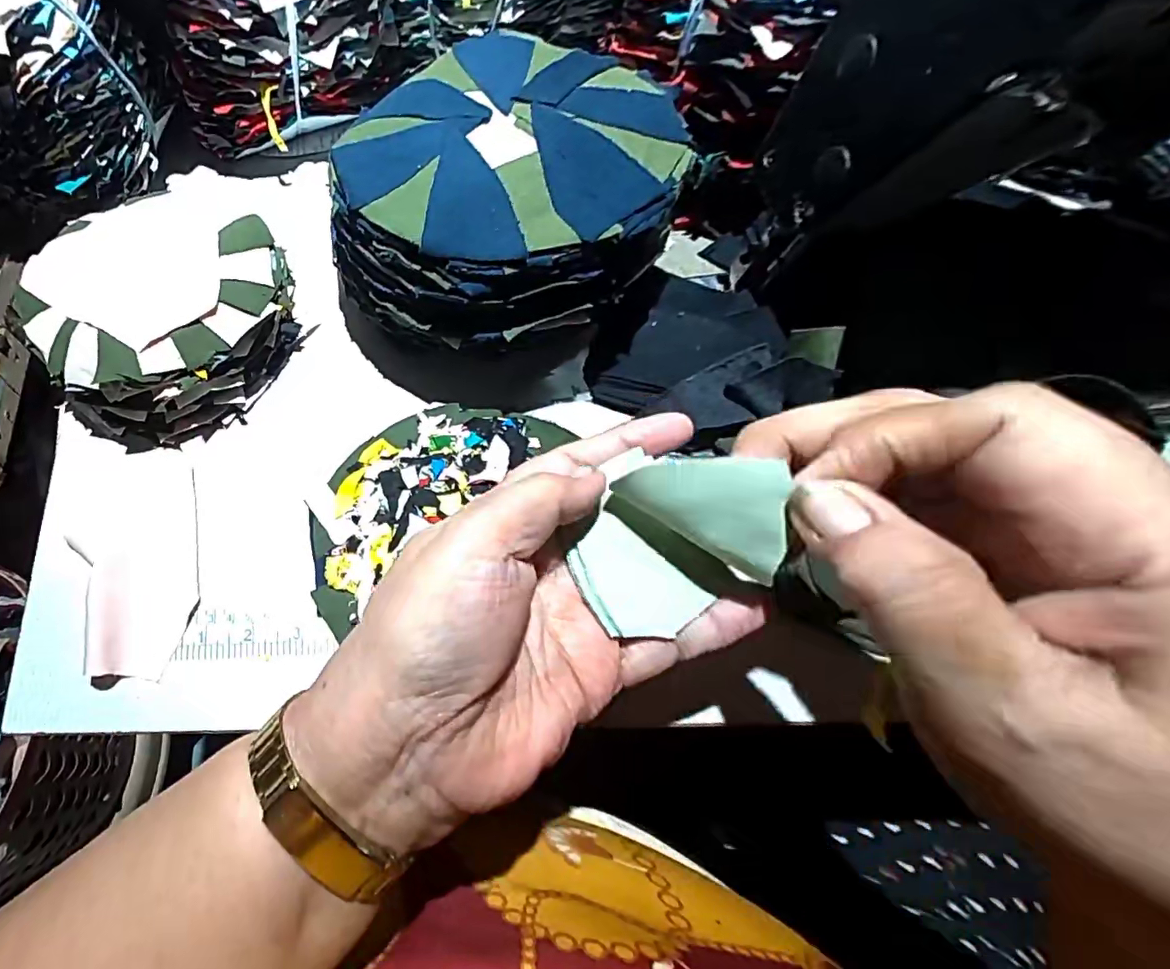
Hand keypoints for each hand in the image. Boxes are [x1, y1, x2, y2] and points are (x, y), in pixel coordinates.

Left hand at [284, 412, 767, 855]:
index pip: (573, 471)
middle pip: (619, 521)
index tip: (676, 427)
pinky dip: (704, 625)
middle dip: (672, 499)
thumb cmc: (431, 625)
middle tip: (733, 483)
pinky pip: (660, 641)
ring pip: (649, 578)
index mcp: (507, 524)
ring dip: (699, 559)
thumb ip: (533, 502)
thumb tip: (594, 473)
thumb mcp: (469, 544)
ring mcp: (575, 618)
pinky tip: (751, 607)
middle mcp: (545, 564)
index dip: (623, 446)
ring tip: (758, 537)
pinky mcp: (598, 672)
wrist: (411, 743)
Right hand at [737, 384, 1169, 966]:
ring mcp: (1079, 535)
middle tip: (760, 469)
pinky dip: (868, 511)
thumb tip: (813, 499)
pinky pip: (940, 508)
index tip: (801, 489)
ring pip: (945, 460)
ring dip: (851, 470)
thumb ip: (915, 596)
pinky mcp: (1037, 562)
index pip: (1009, 425)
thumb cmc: (1137, 826)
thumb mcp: (1013, 718)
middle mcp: (1127, 513)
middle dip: (852, 438)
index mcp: (1169, 542)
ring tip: (777, 496)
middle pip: (969, 427)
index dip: (889, 436)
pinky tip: (824, 533)